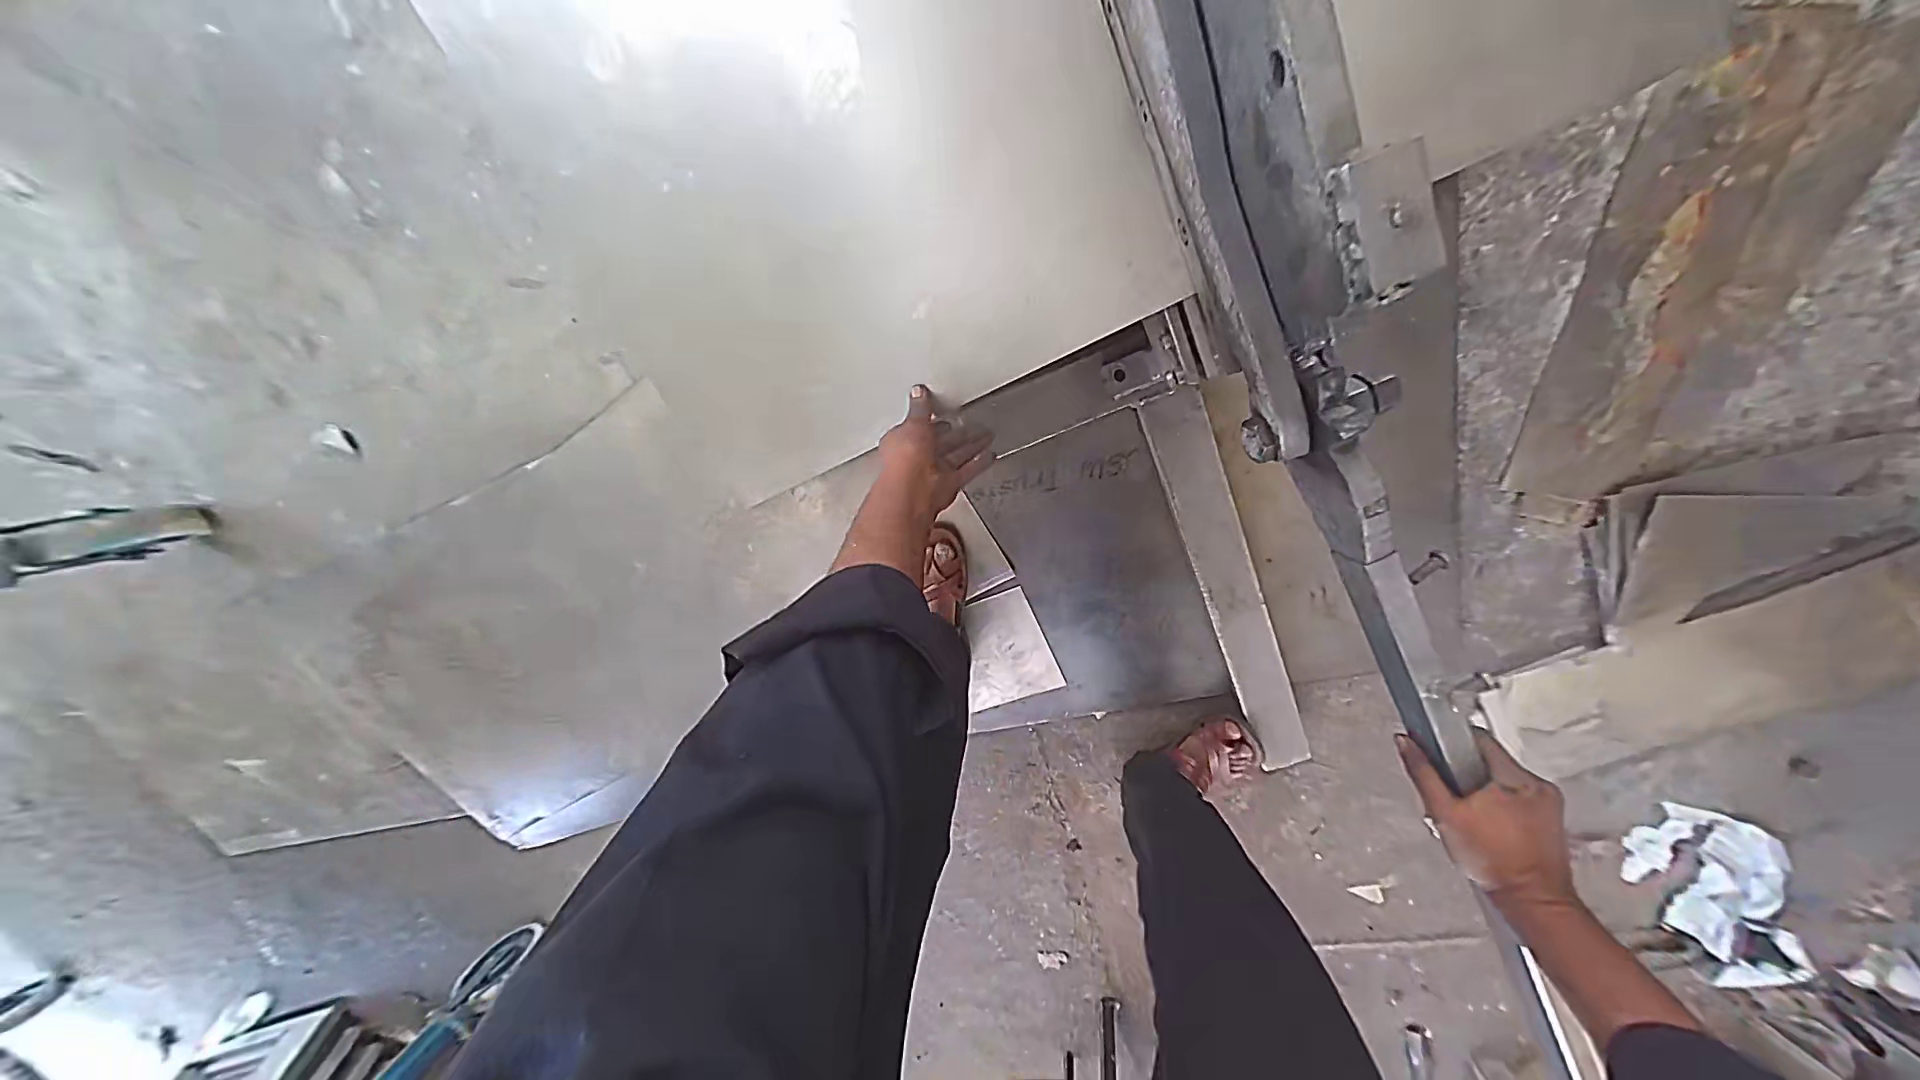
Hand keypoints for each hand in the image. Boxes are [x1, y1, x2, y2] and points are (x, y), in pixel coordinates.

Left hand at [876, 385, 994, 517]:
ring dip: (972, 446)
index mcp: (903, 442)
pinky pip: (967, 471)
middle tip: (972, 424)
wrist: (913, 490)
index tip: (943, 410)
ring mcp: (933, 472)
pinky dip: (979, 463)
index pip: (919, 426)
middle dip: (958, 433)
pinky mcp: (948, 484)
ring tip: (986, 436)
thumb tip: (918, 392)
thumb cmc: (904, 460)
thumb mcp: (912, 423)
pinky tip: (989, 455)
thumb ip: (920, 408)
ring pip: (957, 455)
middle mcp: (918, 458)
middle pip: (942, 442)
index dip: (932, 418)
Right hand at [1396, 729, 1577, 913]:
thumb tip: (1406, 743)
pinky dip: (1500, 803)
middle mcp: (1538, 785)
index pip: (1477, 738)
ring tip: (1473, 815)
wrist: (1531, 900)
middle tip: (1455, 798)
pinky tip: (1490, 825)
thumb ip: (1423, 773)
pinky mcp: (1552, 817)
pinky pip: (1517, 795)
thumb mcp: (1444, 813)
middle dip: (1466, 773)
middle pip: (1488, 760)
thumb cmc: (1493, 862)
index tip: (1436, 754)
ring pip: (1502, 778)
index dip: (1449, 745)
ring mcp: (1549, 802)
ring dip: (1483, 789)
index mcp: (1515, 777)